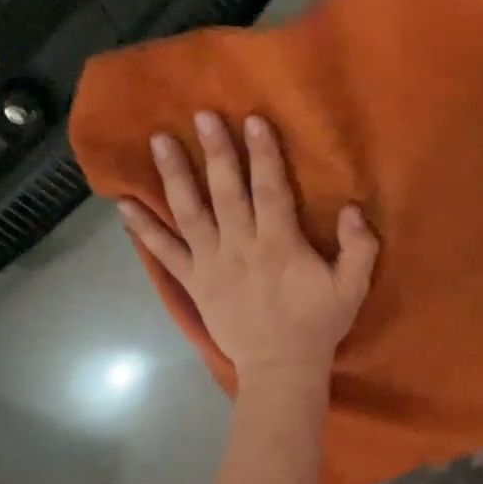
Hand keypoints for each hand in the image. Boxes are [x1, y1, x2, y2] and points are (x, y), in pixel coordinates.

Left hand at [118, 111, 377, 381]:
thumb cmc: (319, 323)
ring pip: (189, 212)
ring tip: (159, 141)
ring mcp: (211, 264)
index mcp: (279, 245)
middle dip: (216, 152)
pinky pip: (165, 252)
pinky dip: (144, 229)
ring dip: (174, 175)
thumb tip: (352, 208)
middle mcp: (240, 247)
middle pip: (226, 192)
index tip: (253, 121)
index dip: (263, 154)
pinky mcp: (194, 281)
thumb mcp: (353, 287)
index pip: (270, 190)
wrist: (281, 367)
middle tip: (202, 116)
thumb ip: (358, 248)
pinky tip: (124, 205)